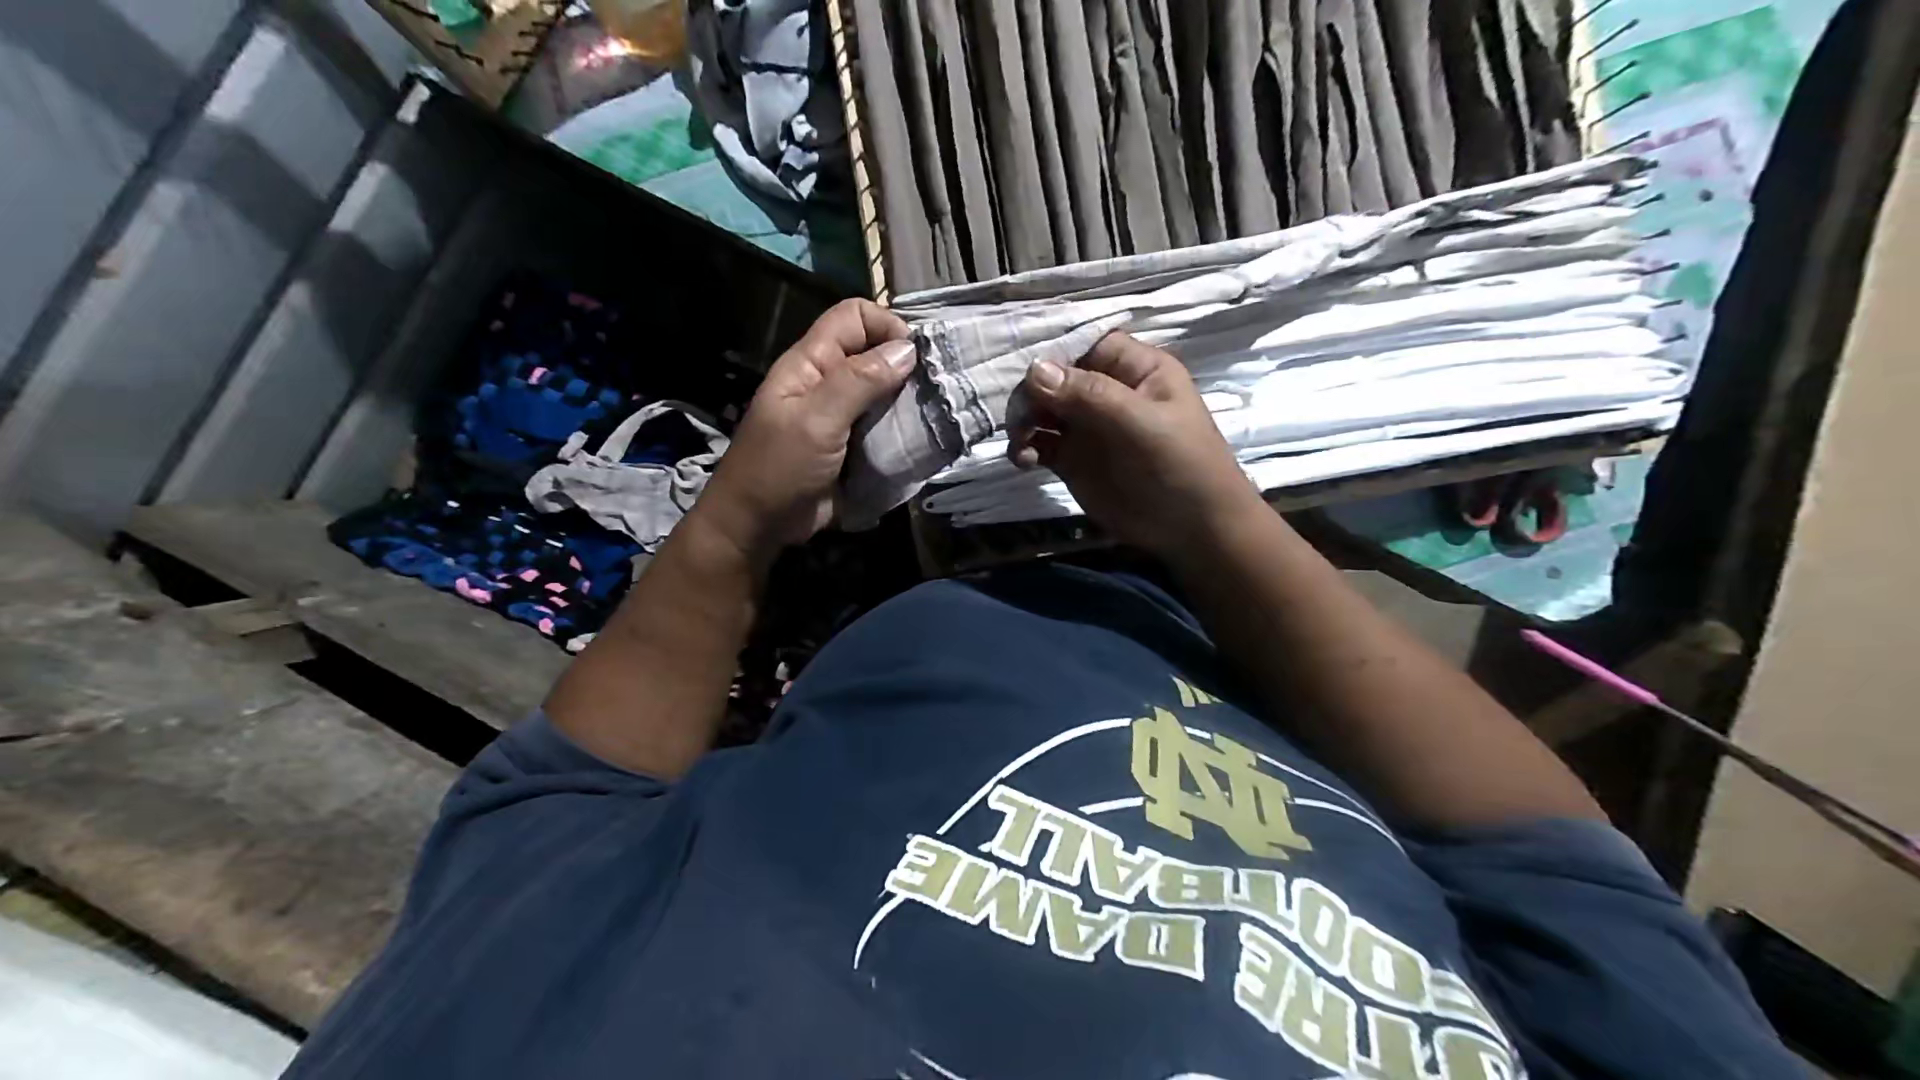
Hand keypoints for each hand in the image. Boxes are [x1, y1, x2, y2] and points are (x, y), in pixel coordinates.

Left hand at [694, 299, 915, 560]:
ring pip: (885, 390)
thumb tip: (907, 349)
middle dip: (907, 364)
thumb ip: (859, 382)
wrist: (759, 526)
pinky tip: (924, 437)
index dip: (887, 325)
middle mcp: (829, 381)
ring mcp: (843, 415)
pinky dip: (905, 427)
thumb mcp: (816, 421)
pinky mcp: (855, 444)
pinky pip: (886, 424)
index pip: (854, 317)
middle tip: (937, 389)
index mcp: (811, 363)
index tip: (916, 357)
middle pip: (874, 352)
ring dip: (910, 399)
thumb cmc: (778, 468)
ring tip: (936, 414)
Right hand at [1008, 332, 1267, 558]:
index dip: (1053, 350)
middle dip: (1031, 390)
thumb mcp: (1141, 423)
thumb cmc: (1180, 464)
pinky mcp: (1072, 459)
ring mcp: (1087, 426)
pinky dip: (1025, 447)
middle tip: (1019, 414)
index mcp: (1134, 368)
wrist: (1192, 529)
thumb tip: (1034, 369)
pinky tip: (1024, 460)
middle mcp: (1106, 391)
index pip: (1085, 343)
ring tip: (1020, 440)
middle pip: (1054, 375)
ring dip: (1023, 419)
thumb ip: (1089, 395)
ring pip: (1041, 409)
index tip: (1022, 364)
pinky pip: (1039, 443)